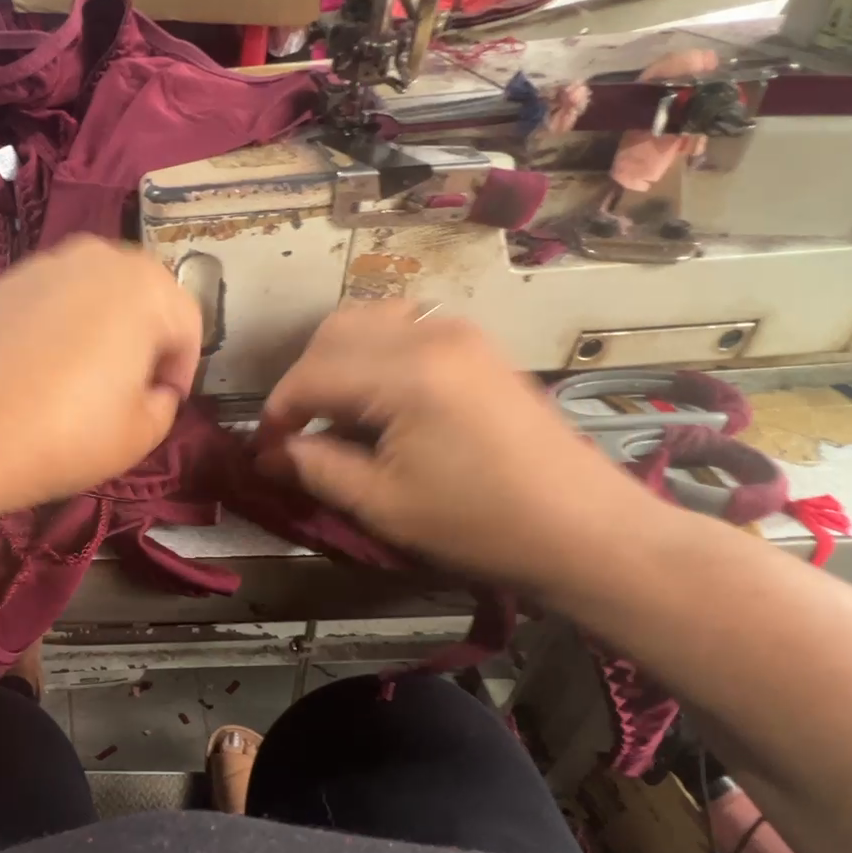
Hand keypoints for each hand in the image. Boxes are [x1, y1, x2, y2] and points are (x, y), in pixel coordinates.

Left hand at [0, 235, 201, 516]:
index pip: (187, 323)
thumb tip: (153, 388)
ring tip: (81, 377)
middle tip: (129, 387)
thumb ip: (164, 402)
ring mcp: (39, 267)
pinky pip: (44, 302)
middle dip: (143, 336)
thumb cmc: (66, 436)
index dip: (182, 369)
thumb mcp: (141, 435)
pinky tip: (35, 371)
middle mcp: (95, 259)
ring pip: (90, 291)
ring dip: (98, 325)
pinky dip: (52, 326)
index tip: (164, 403)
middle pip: (140, 294)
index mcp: (144, 287)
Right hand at [257, 301, 665, 589]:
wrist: (586, 530)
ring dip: (336, 362)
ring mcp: (460, 334)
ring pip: (368, 322)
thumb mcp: (382, 504)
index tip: (265, 452)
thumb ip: (315, 468)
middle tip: (298, 432)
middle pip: (334, 333)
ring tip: (336, 416)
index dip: (276, 414)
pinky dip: (374, 356)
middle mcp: (430, 335)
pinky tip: (378, 402)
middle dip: (303, 381)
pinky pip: (405, 329)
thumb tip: (268, 453)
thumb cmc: (480, 524)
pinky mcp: (479, 346)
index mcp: (405, 374)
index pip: (310, 374)